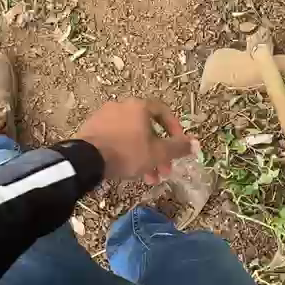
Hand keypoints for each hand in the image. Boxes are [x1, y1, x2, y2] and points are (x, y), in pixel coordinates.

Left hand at [73, 99, 193, 182]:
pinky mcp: (91, 129)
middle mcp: (121, 106)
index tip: (178, 146)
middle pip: (146, 128)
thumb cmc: (128, 152)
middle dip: (158, 152)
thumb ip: (178, 148)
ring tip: (146, 178)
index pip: (163, 112)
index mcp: (139, 107)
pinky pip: (115, 139)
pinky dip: (125, 152)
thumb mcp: (158, 153)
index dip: (174, 129)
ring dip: (143, 156)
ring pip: (131, 136)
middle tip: (163, 171)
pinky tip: (126, 170)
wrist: (87, 159)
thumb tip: (196, 144)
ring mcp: (104, 116)